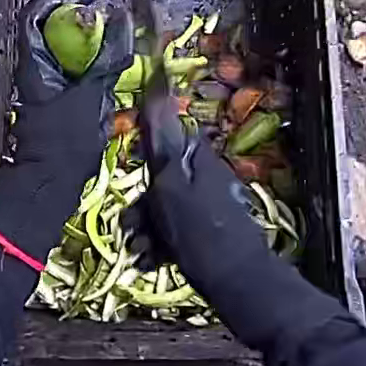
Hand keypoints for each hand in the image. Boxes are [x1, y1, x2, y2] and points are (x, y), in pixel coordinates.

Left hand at [11, 0, 132, 171]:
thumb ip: (105, 57)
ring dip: (85, 17)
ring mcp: (44, 75)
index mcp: (33, 61)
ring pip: (62, 35)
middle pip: (51, 18)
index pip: (39, 11)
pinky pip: (73, 53)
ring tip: (112, 2)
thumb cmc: (65, 142)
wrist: (50, 181)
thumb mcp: (91, 96)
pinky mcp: (57, 88)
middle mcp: (34, 63)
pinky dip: (90, 42)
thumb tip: (118, 17)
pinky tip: (110, 39)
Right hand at [138, 93, 262, 279]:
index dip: (146, 151)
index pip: (168, 138)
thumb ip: (160, 142)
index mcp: (199, 159)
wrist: (235, 282)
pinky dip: (158, 244)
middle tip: (130, 226)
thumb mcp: (170, 182)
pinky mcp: (204, 234)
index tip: (133, 170)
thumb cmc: (198, 229)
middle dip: (141, 203)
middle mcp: (204, 179)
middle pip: (161, 180)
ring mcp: (205, 208)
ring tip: (139, 248)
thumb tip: (161, 83)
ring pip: (163, 209)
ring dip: (145, 228)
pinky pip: (172, 231)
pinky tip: (149, 260)